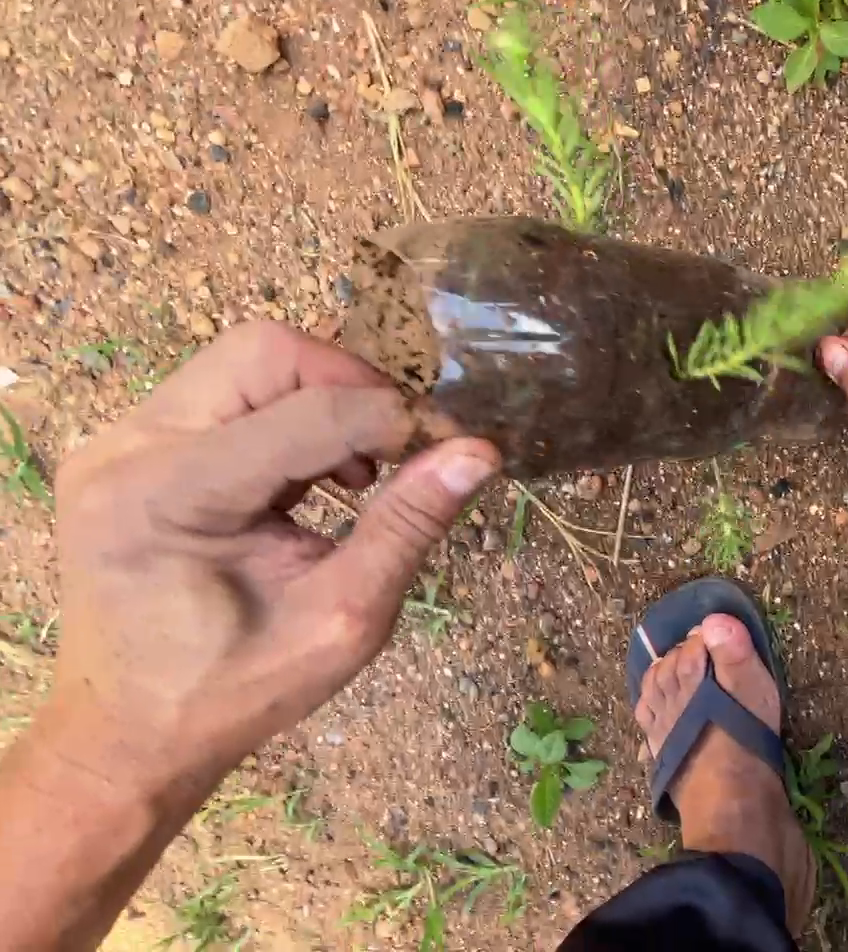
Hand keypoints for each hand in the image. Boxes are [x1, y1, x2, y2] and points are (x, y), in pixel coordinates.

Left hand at [43, 322, 498, 804]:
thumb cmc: (238, 687)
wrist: (131, 732)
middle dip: (361, 387)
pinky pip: (243, 391)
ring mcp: (128, 442)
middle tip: (408, 446)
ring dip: (336, 398)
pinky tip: (330, 474)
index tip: (457, 454)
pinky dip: (309, 414)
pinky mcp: (143, 448)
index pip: (315, 412)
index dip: (403, 421)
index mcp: (168, 495)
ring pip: (258, 360)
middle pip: (271, 353)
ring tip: (368, 468)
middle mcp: (130, 448)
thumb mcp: (346, 614)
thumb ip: (410, 523)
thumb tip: (482, 451)